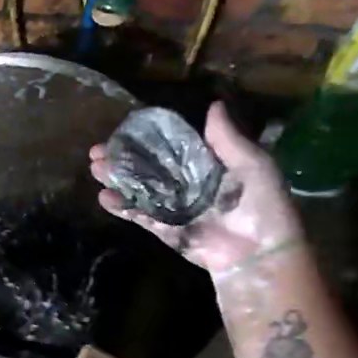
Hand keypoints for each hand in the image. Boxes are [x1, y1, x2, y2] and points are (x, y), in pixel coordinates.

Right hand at [90, 102, 304, 276]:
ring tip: (95, 168)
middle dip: (123, 158)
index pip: (172, 146)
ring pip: (141, 189)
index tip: (122, 129)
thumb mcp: (252, 164)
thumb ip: (227, 138)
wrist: (259, 254)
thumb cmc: (261, 204)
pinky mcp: (167, 231)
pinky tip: (103, 196)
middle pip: (150, 167)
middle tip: (96, 151)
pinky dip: (123, 207)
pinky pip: (142, 216)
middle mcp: (189, 184)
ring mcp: (176, 208)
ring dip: (118, 179)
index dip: (147, 138)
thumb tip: (213, 104)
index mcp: (209, 165)